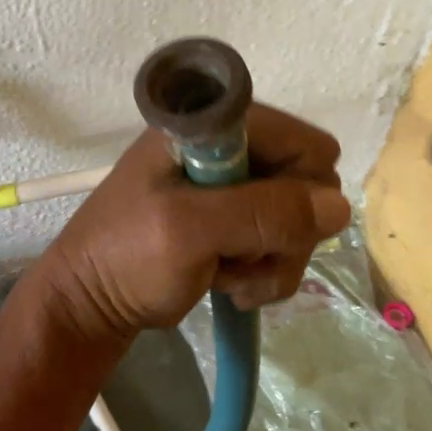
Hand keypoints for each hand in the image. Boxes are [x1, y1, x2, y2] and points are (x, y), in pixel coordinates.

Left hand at [33, 105, 351, 342]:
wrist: (92, 300)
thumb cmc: (127, 255)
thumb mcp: (189, 231)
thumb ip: (260, 213)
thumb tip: (338, 206)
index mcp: (207, 130)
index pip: (299, 139)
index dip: (299, 185)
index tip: (267, 220)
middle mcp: (224, 151)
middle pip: (307, 185)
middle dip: (285, 232)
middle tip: (241, 254)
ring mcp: (228, 190)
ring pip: (299, 222)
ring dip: (273, 260)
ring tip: (227, 276)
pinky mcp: (231, 225)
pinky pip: (280, 246)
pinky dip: (264, 272)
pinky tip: (228, 285)